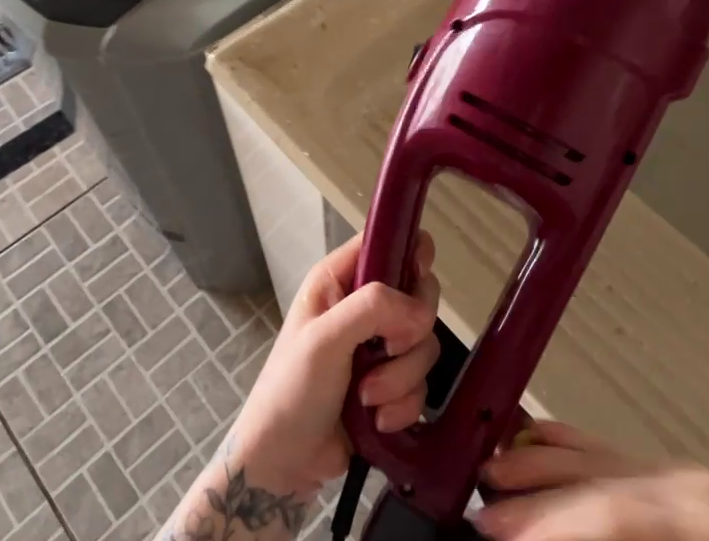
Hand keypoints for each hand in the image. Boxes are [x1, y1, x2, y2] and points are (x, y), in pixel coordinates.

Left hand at [225, 231, 441, 497]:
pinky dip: (404, 404)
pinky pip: (422, 383)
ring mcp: (379, 347)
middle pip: (418, 295)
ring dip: (401, 378)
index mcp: (339, 281)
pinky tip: (377, 420)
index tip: (417, 280)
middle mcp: (362, 307)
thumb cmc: (290, 391)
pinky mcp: (392, 384)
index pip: (386, 243)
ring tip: (367, 398)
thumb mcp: (324, 339)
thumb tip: (420, 312)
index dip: (410, 254)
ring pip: (424, 344)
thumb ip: (373, 308)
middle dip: (409, 332)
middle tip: (386, 350)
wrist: (284, 465)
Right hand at [474, 421, 708, 540]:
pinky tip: (534, 441)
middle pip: (594, 474)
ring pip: (596, 457)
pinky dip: (569, 449)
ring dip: (539, 463)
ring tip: (491, 471)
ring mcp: (683, 474)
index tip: (493, 525)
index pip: (606, 506)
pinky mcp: (673, 477)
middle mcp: (690, 483)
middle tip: (480, 503)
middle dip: (532, 488)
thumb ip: (590, 533)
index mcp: (696, 512)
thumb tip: (524, 531)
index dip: (546, 516)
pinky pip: (612, 455)